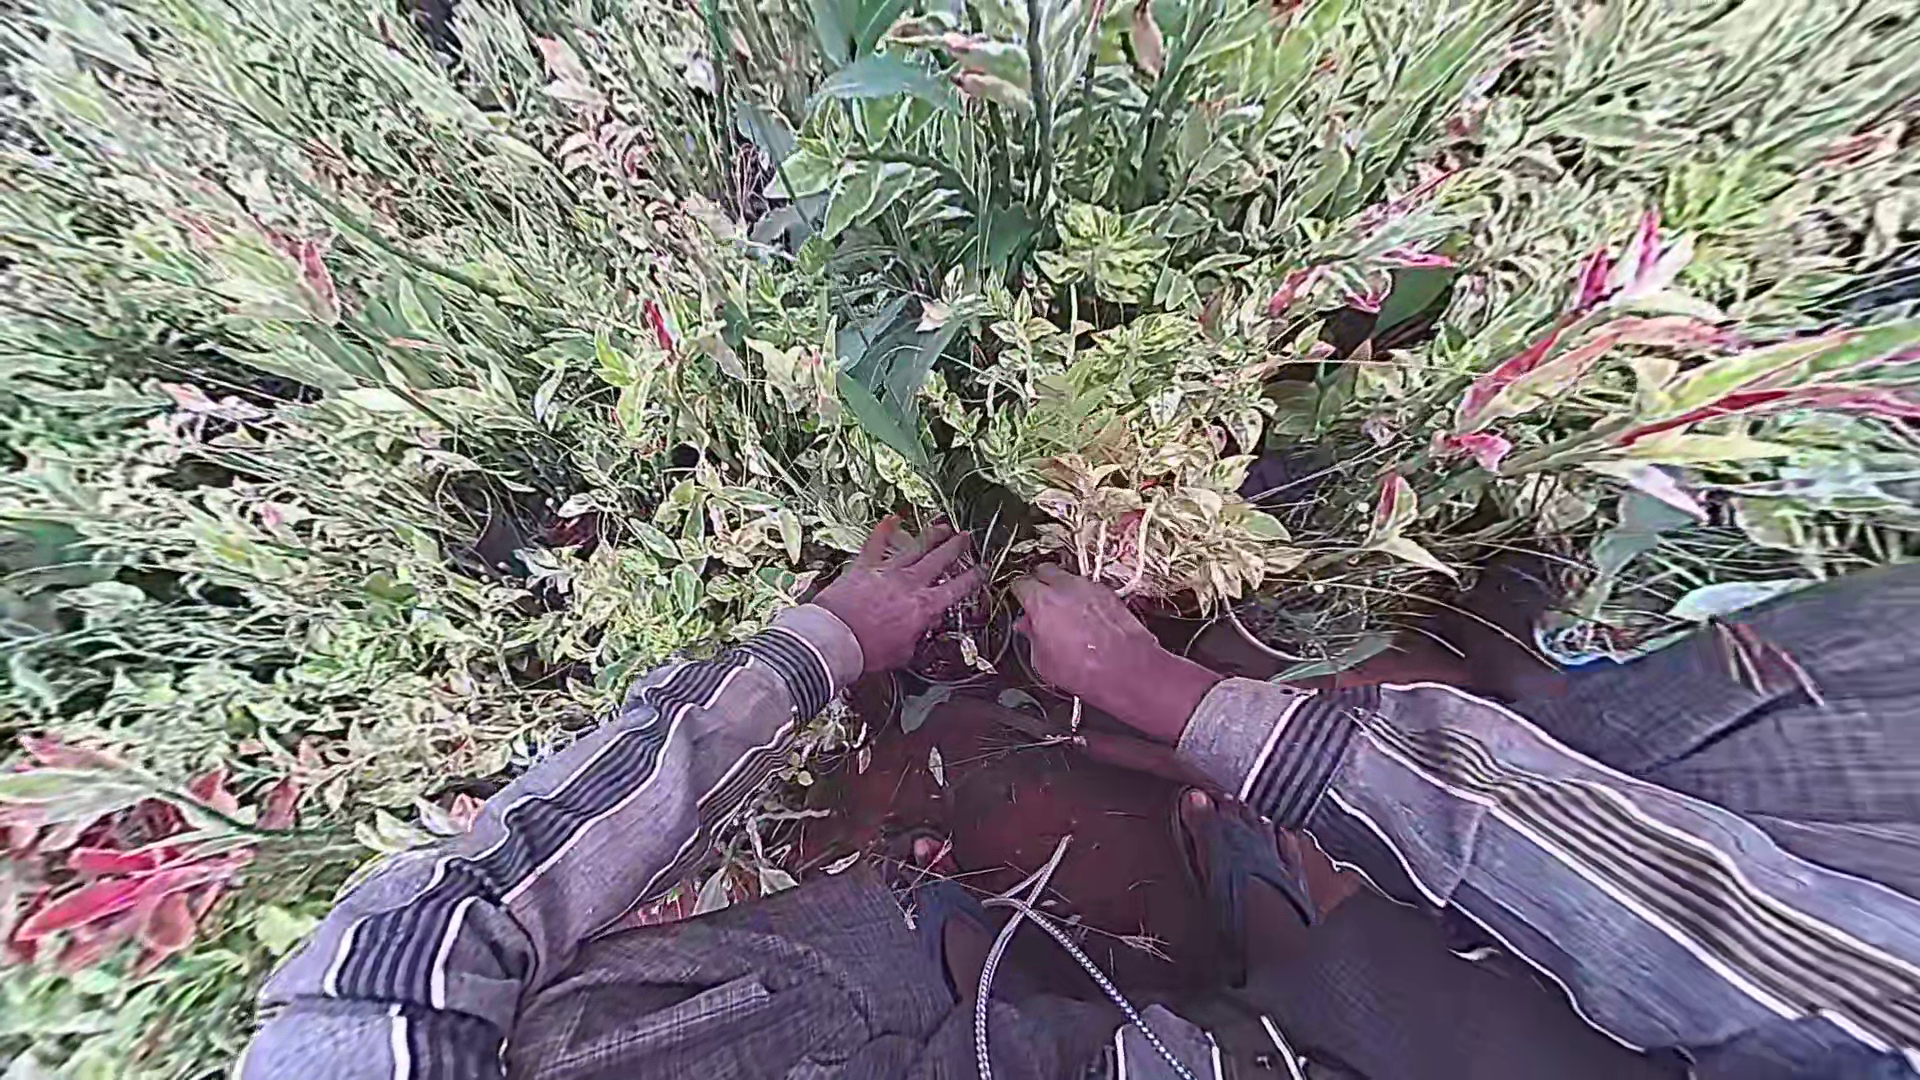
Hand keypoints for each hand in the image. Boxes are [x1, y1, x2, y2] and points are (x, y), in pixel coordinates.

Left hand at [814, 517, 985, 674]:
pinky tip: (892, 518)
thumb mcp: (904, 652)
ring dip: (931, 535)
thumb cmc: (869, 651)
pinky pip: (876, 544)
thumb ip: (917, 636)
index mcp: (924, 607)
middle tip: (966, 538)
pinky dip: (884, 530)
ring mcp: (888, 571)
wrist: (836, 639)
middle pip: (940, 559)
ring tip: (943, 526)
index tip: (982, 570)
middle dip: (956, 547)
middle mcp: (910, 584)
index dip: (973, 579)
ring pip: (915, 547)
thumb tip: (923, 625)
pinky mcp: (864, 567)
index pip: (956, 589)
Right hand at [1011, 564, 1221, 742]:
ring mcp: (1090, 587)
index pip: (1020, 584)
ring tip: (1062, 612)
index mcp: (1042, 601)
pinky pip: (1088, 587)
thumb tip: (1029, 628)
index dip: (1018, 594)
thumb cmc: (1088, 670)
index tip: (1020, 603)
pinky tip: (1084, 616)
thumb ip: (1032, 636)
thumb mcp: (1043, 661)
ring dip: (1061, 589)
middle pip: (1044, 570)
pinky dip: (1082, 596)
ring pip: (1067, 576)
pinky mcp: (1109, 593)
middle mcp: (1066, 587)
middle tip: (1037, 602)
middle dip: (1038, 583)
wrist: (1128, 672)